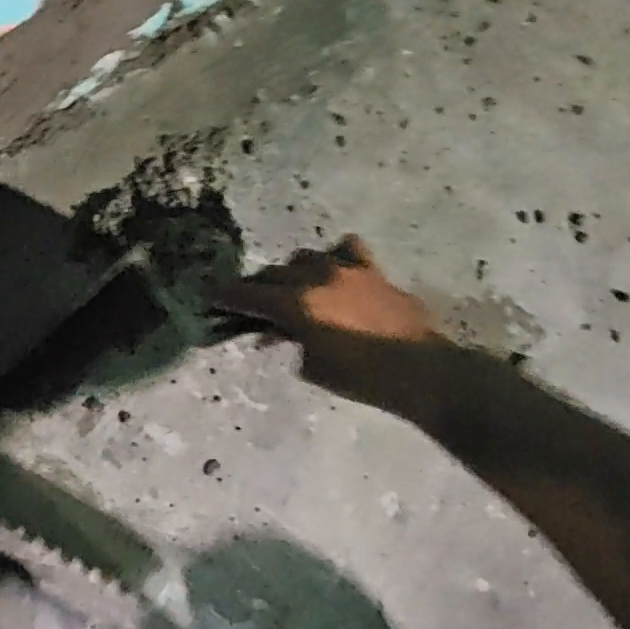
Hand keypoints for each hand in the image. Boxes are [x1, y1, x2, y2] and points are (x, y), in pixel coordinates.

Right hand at [209, 235, 444, 413]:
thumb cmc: (359, 378)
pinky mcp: (373, 272)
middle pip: (272, 274)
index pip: (248, 295)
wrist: (421, 371)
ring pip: (304, 257)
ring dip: (290, 271)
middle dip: (254, 287)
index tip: (208, 297)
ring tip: (288, 287)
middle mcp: (316, 278)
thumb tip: (282, 332)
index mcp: (296, 303)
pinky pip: (347, 250)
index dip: (224, 297)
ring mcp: (347, 270)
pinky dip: (333, 257)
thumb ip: (290, 341)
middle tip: (244, 301)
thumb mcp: (311, 365)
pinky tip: (332, 270)